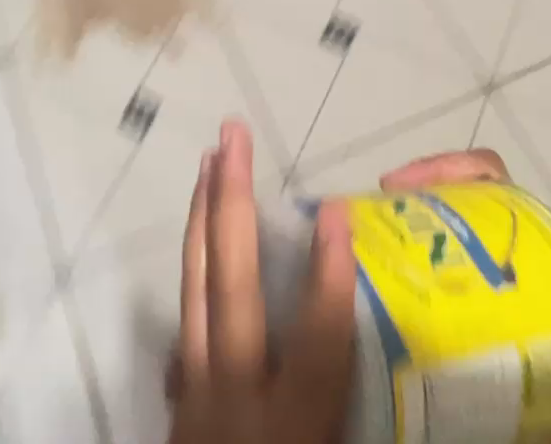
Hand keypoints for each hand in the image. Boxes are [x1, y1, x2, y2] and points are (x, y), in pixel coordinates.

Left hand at [168, 121, 357, 443]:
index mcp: (295, 419)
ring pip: (194, 289)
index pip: (318, 335)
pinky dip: (192, 265)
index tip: (337, 208)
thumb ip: (349, 387)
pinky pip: (183, 315)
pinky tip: (198, 236)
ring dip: (203, 218)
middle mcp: (238, 393)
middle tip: (232, 137)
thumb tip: (373, 308)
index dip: (330, 270)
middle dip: (233, 202)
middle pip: (233, 285)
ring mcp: (196, 391)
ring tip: (209, 161)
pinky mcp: (176, 397)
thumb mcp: (335, 441)